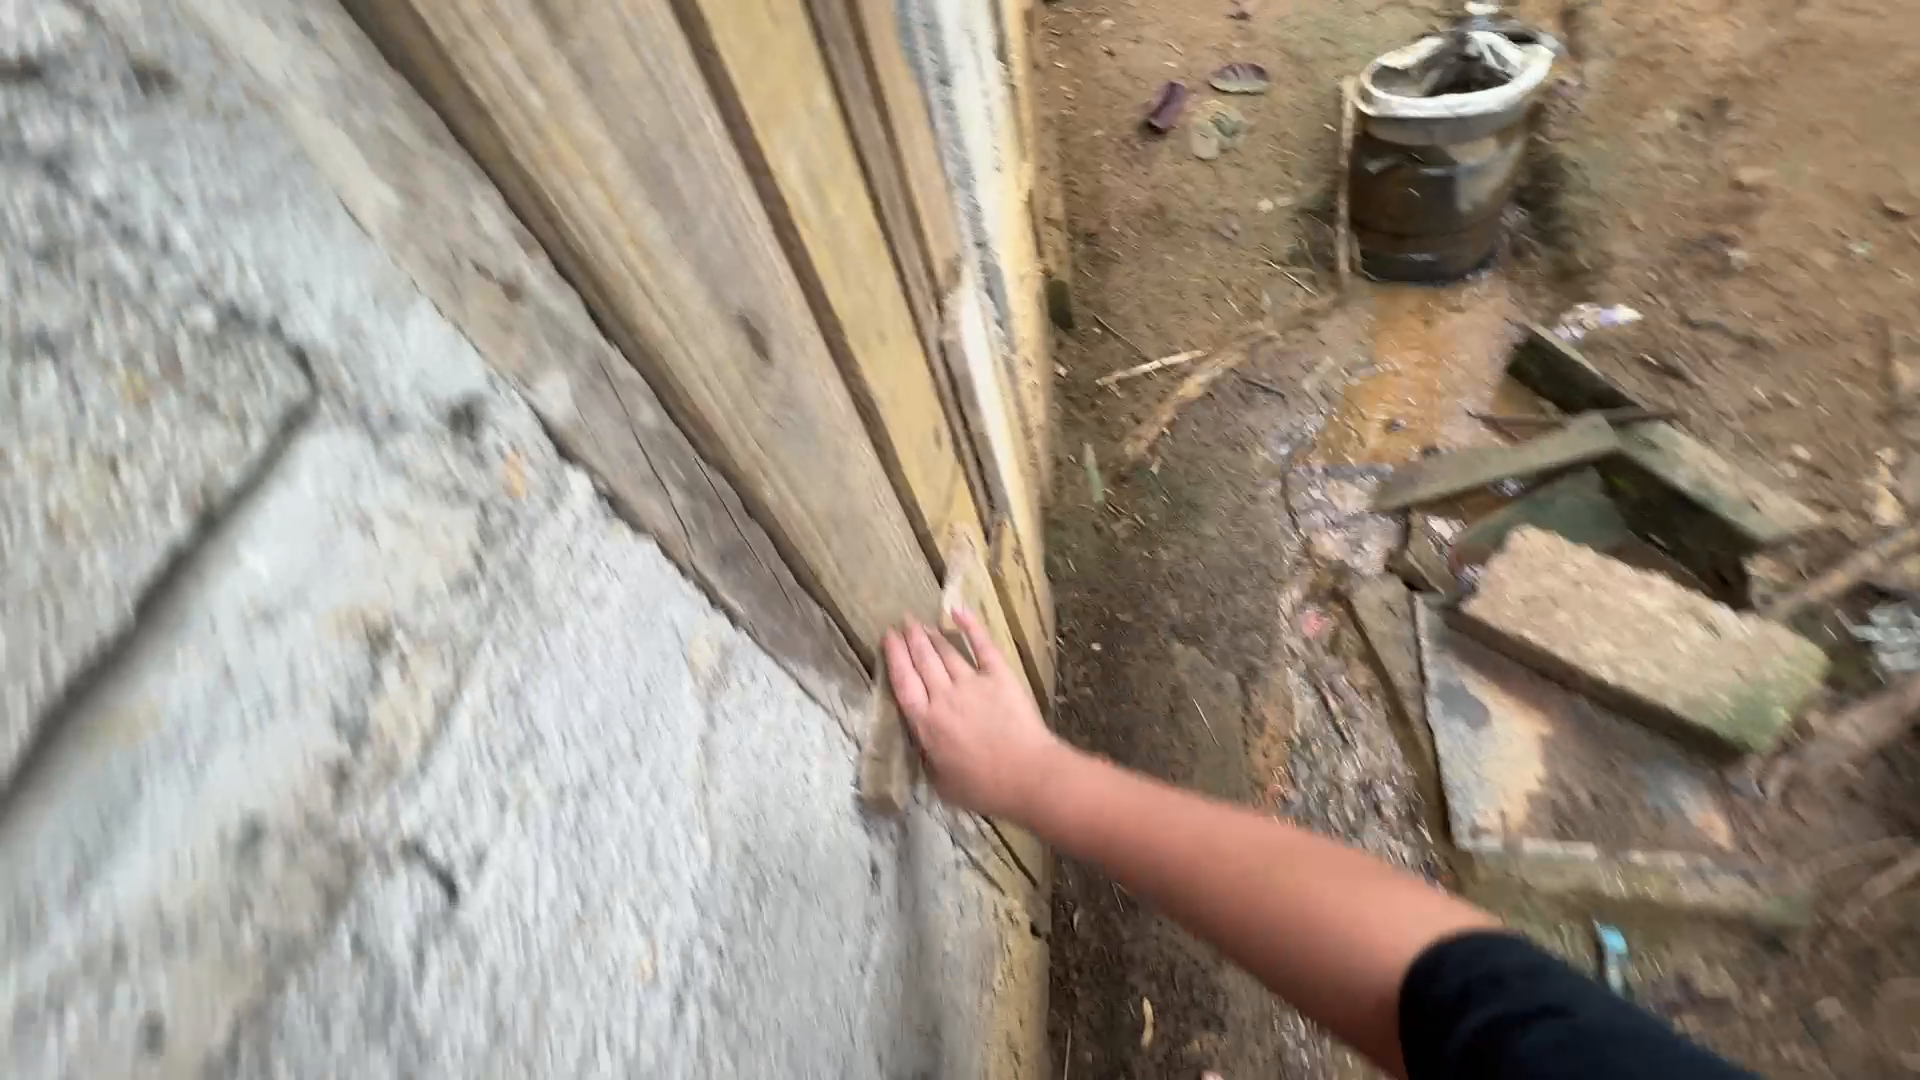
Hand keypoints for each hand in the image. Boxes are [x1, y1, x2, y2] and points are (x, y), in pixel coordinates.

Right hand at [883, 609, 1064, 820]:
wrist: (1027, 775)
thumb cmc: (984, 788)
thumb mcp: (941, 782)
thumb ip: (928, 758)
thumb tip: (923, 744)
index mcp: (925, 724)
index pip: (903, 682)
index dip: (894, 657)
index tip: (887, 638)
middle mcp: (943, 697)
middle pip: (922, 660)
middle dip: (910, 638)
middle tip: (903, 621)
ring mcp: (972, 683)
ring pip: (946, 652)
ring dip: (932, 635)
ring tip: (922, 623)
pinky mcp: (999, 676)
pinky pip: (982, 646)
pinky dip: (970, 626)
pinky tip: (958, 612)